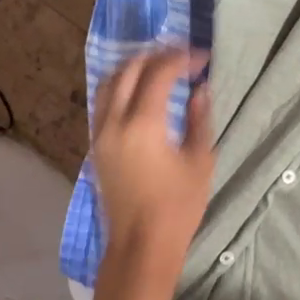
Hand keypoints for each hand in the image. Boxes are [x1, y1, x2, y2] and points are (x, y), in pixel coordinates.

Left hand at [92, 49, 214, 265]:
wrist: (141, 244)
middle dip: (155, 55)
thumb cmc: (179, 206)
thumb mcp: (200, 161)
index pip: (159, 73)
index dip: (182, 59)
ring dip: (134, 67)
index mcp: (144, 124)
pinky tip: (141, 91)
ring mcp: (100, 133)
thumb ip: (200, 119)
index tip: (203, 58)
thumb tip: (199, 90)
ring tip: (159, 66)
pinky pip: (103, 102)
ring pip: (108, 82)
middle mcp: (115, 122)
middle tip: (182, 55)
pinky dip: (121, 86)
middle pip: (128, 70)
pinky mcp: (96, 145)